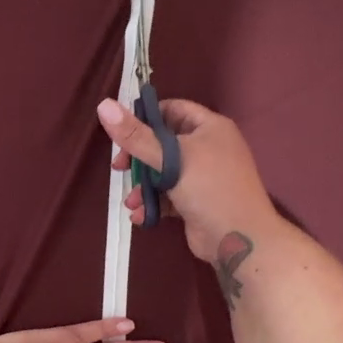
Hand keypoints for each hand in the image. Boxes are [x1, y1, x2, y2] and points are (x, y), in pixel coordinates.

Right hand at [97, 97, 279, 261]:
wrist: (239, 238)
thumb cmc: (209, 188)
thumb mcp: (170, 158)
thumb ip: (135, 135)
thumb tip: (103, 105)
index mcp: (210, 128)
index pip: (173, 110)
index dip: (146, 118)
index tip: (122, 133)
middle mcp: (208, 148)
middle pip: (163, 143)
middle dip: (138, 159)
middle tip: (119, 168)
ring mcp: (203, 176)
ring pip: (163, 172)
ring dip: (142, 186)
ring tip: (132, 201)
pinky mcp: (197, 201)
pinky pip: (168, 195)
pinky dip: (154, 203)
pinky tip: (142, 216)